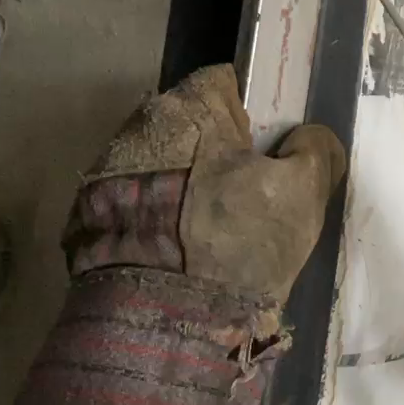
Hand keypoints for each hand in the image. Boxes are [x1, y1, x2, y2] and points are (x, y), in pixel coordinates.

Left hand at [0, 64, 344, 404]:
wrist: (155, 323)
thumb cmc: (234, 241)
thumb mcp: (301, 194)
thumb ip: (315, 150)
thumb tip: (307, 139)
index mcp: (186, 107)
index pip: (228, 81)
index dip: (259, 107)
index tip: (275, 143)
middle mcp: (134, 127)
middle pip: (193, 126)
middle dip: (221, 149)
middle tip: (251, 192)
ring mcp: (104, 174)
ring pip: (166, 165)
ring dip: (188, 184)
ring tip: (213, 231)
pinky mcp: (88, 219)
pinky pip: (141, 201)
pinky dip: (161, 217)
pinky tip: (182, 253)